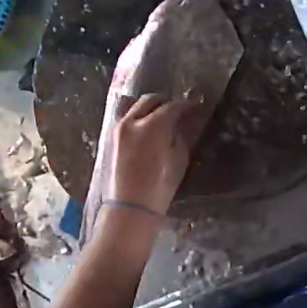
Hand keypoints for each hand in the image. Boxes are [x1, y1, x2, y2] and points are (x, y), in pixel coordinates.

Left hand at [103, 93, 202, 217]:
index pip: (173, 107)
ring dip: (148, 107)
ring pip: (134, 106)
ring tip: (160, 116)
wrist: (130, 206)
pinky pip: (125, 119)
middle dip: (165, 102)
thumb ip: (182, 135)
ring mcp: (118, 128)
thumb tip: (186, 122)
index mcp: (152, 125)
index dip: (187, 105)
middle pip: (150, 100)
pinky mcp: (110, 138)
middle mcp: (132, 121)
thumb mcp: (178, 159)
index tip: (196, 107)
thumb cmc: (159, 186)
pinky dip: (136, 117)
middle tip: (177, 109)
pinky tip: (145, 127)